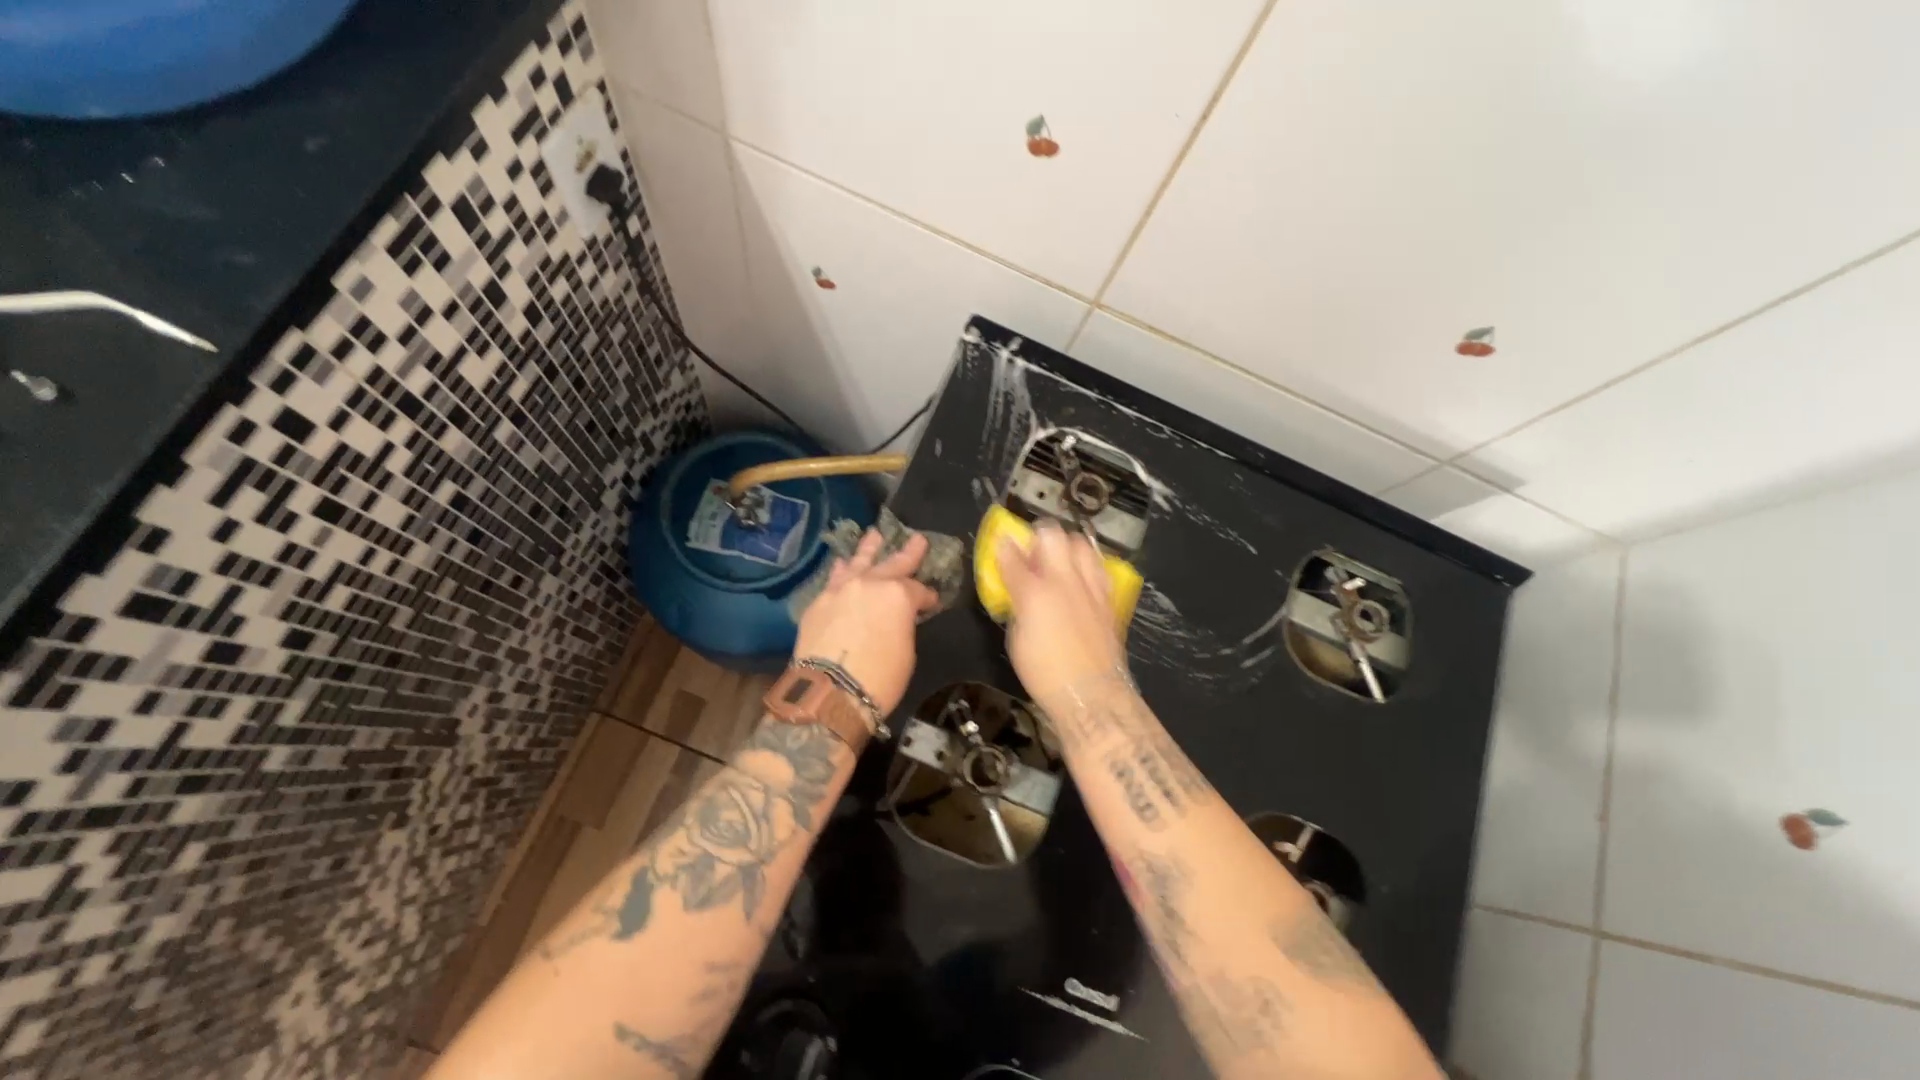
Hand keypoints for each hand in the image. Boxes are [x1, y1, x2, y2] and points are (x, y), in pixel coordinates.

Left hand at [794, 529, 937, 714]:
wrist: (829, 692)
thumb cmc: (879, 678)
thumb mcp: (906, 652)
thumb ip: (903, 625)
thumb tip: (899, 619)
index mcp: (898, 595)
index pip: (919, 590)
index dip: (928, 597)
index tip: (932, 602)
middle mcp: (869, 583)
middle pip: (892, 564)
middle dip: (907, 553)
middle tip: (917, 540)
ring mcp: (840, 589)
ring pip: (858, 562)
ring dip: (868, 550)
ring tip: (873, 535)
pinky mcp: (818, 602)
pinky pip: (833, 579)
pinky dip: (841, 571)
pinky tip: (841, 564)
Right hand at [996, 521, 1127, 706]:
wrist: (1091, 694)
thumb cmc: (1044, 674)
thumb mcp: (1017, 640)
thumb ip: (1017, 606)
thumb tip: (1019, 592)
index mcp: (1034, 593)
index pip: (1013, 555)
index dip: (1003, 546)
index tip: (1001, 542)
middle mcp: (1064, 581)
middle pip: (1053, 535)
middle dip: (1040, 537)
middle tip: (1033, 552)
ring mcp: (1090, 588)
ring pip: (1081, 544)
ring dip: (1068, 545)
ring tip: (1060, 559)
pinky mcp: (1109, 599)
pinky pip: (1099, 567)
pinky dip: (1088, 564)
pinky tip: (1082, 576)